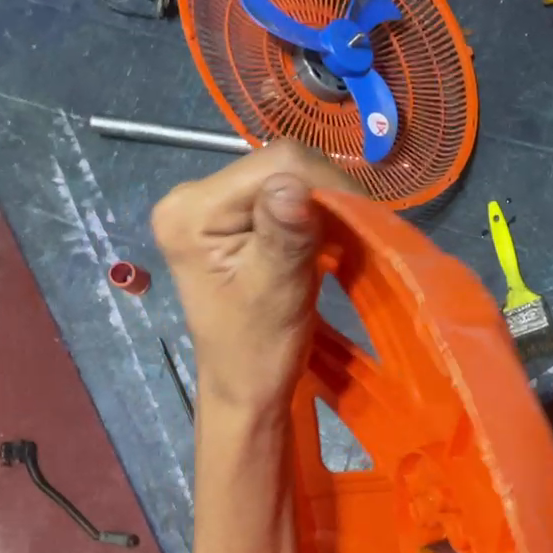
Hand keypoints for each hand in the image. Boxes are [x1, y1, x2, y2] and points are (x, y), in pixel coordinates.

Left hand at [152, 142, 362, 413]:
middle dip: (325, 195)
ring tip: (346, 239)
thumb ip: (283, 237)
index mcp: (191, 211)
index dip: (325, 184)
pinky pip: (284, 196)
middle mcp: (193, 195)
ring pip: (288, 177)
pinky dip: (314, 214)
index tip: (361, 221)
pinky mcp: (233, 216)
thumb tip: (295, 186)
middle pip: (279, 165)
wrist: (246, 387)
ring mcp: (213, 204)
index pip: (274, 164)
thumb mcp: (275, 293)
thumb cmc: (258, 351)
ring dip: (324, 205)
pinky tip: (328, 239)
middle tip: (357, 234)